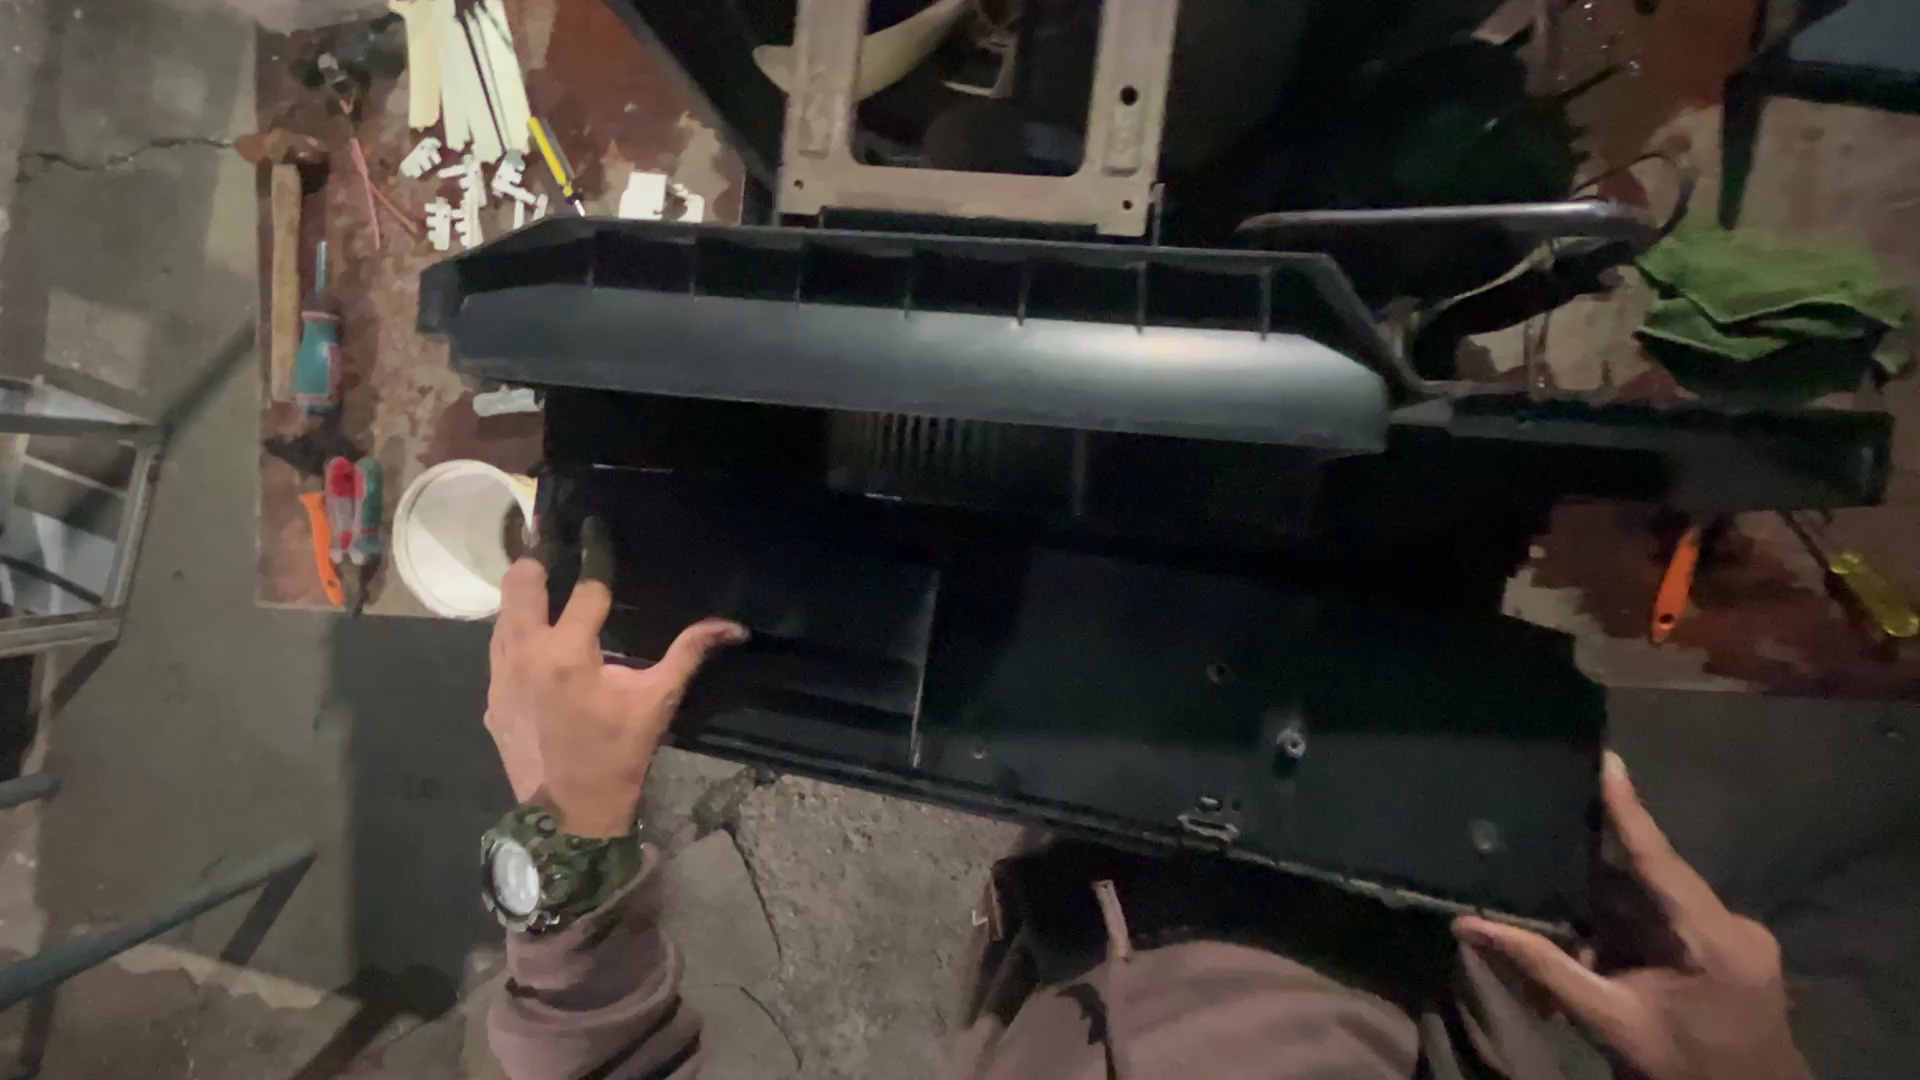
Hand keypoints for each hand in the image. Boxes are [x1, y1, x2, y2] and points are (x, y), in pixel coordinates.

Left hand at [484, 538, 746, 837]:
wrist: (568, 813)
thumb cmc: (619, 751)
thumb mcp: (658, 699)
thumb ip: (689, 653)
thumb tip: (732, 626)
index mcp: (569, 652)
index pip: (586, 588)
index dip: (594, 554)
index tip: (593, 525)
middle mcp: (525, 654)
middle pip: (521, 586)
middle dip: (536, 557)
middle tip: (549, 535)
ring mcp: (499, 677)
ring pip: (502, 616)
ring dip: (522, 593)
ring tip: (539, 572)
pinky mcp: (491, 698)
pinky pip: (499, 650)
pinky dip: (515, 631)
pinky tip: (532, 633)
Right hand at [1455, 752, 1810, 1079]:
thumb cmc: (1683, 1067)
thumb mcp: (1607, 1019)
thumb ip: (1539, 965)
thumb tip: (1464, 922)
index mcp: (1714, 940)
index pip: (1657, 858)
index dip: (1626, 807)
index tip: (1606, 758)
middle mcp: (1731, 927)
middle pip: (1642, 879)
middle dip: (1584, 875)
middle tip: (1529, 839)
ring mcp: (1734, 937)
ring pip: (1645, 899)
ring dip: (1599, 907)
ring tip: (1545, 896)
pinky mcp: (1726, 949)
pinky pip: (1656, 918)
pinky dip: (1617, 924)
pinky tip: (1588, 938)